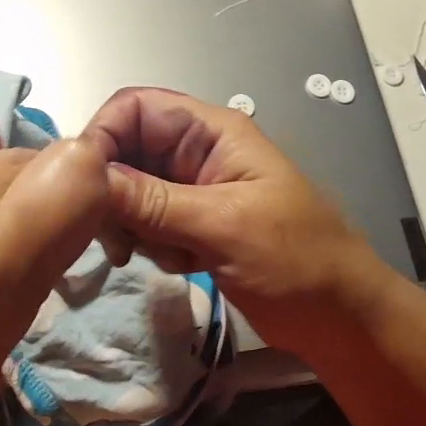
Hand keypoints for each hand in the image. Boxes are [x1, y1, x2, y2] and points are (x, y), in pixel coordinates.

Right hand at [79, 88, 396, 355]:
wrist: (340, 318)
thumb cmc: (296, 260)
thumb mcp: (224, 227)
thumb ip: (155, 202)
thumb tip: (88, 178)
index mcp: (212, 132)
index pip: (136, 107)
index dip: (104, 136)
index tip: (85, 187)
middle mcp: (198, 153)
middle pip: (127, 150)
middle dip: (116, 192)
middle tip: (120, 240)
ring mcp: (194, 191)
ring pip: (131, 191)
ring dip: (135, 226)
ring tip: (167, 256)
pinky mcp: (192, 227)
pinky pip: (148, 223)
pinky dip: (152, 245)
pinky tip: (184, 266)